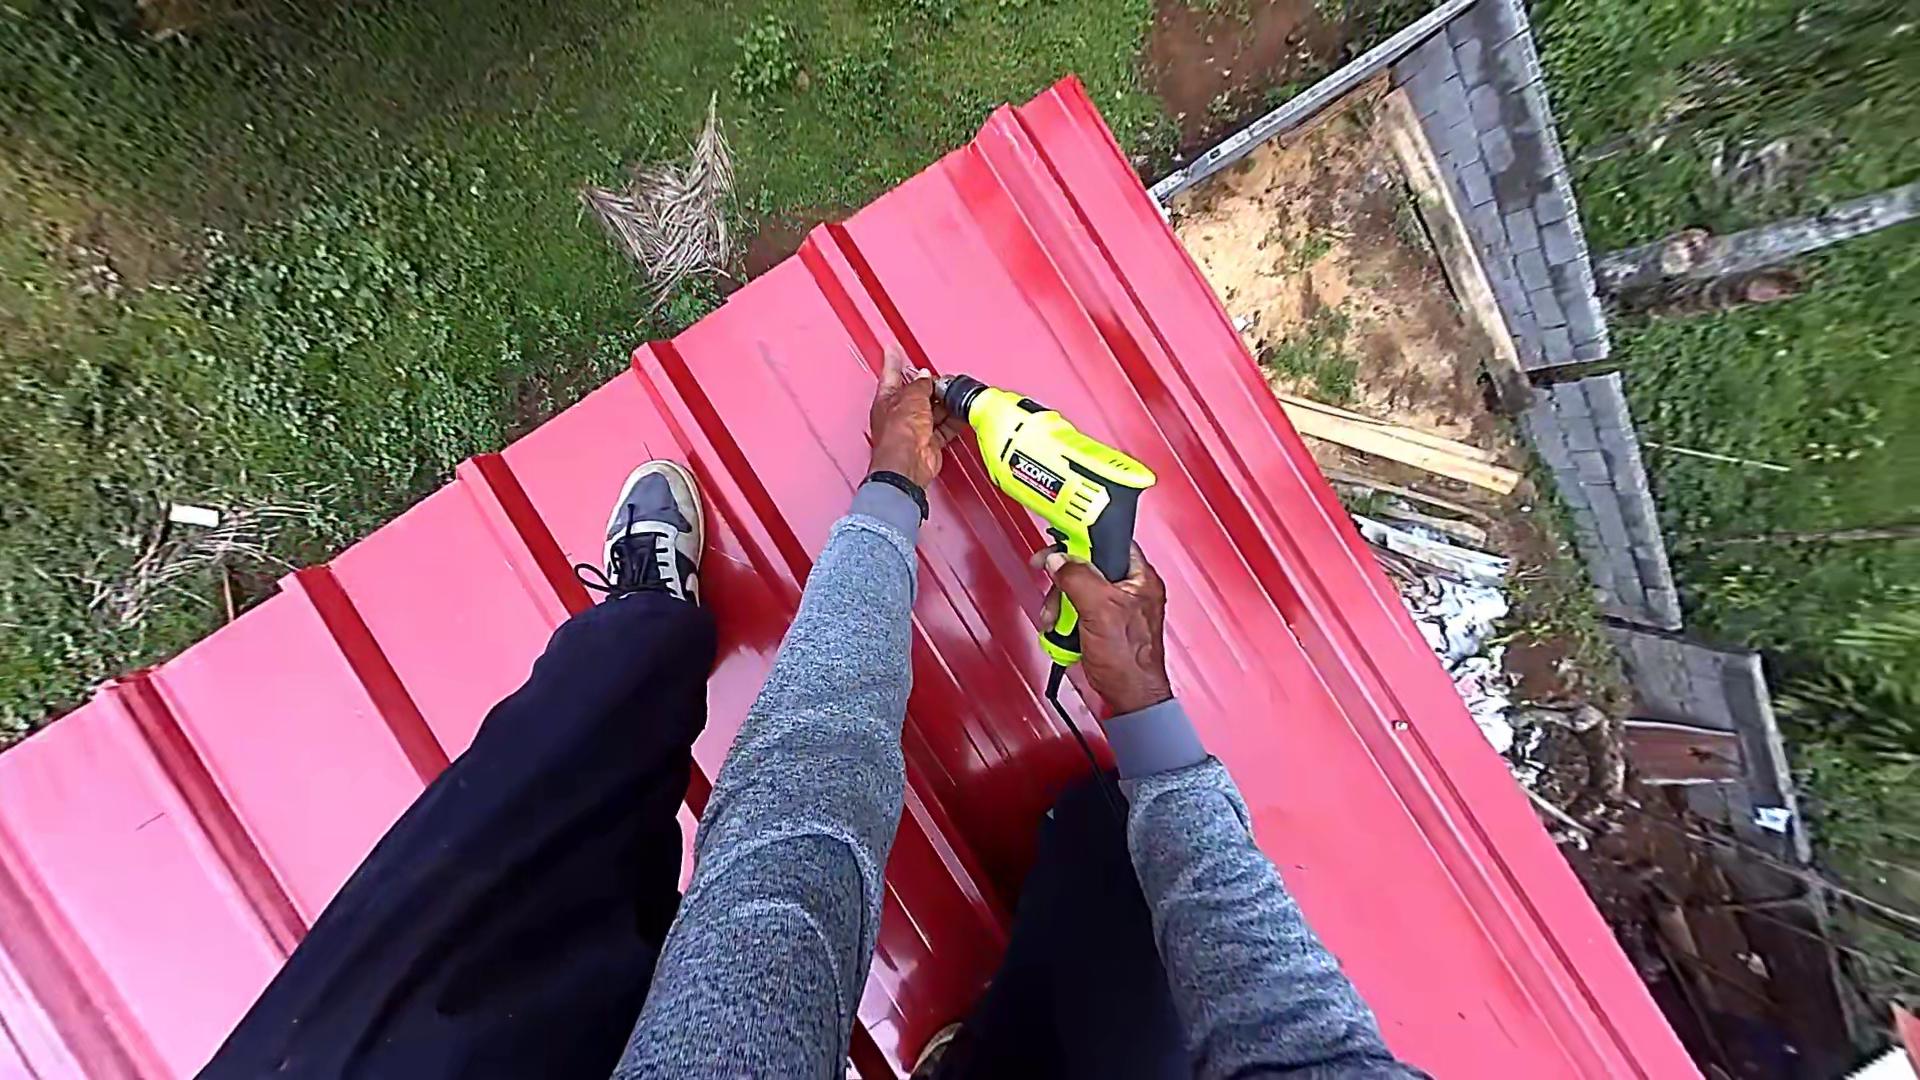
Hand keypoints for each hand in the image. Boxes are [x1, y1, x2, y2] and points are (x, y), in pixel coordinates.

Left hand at [868, 348, 964, 488]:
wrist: (908, 463)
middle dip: (930, 386)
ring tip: (955, 393)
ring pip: (933, 411)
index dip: (893, 361)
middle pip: (916, 394)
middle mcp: (899, 415)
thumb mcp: (911, 398)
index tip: (893, 348)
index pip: (890, 374)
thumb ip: (920, 385)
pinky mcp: (929, 443)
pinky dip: (953, 422)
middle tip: (942, 378)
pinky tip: (961, 414)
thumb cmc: (899, 435)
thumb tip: (925, 376)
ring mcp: (914, 430)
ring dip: (944, 403)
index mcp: (887, 400)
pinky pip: (944, 429)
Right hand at [1039, 543, 1172, 715]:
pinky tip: (1061, 628)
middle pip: (1086, 564)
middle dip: (1064, 580)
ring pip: (1076, 587)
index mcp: (1139, 578)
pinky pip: (1075, 607)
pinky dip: (1063, 617)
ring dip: (1060, 602)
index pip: (1108, 541)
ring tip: (1057, 618)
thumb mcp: (1100, 611)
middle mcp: (1129, 588)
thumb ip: (1078, 578)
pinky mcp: (1100, 622)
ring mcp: (1114, 606)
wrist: (1128, 697)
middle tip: (1053, 586)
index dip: (1083, 538)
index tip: (1061, 540)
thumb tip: (1060, 560)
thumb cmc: (1130, 661)